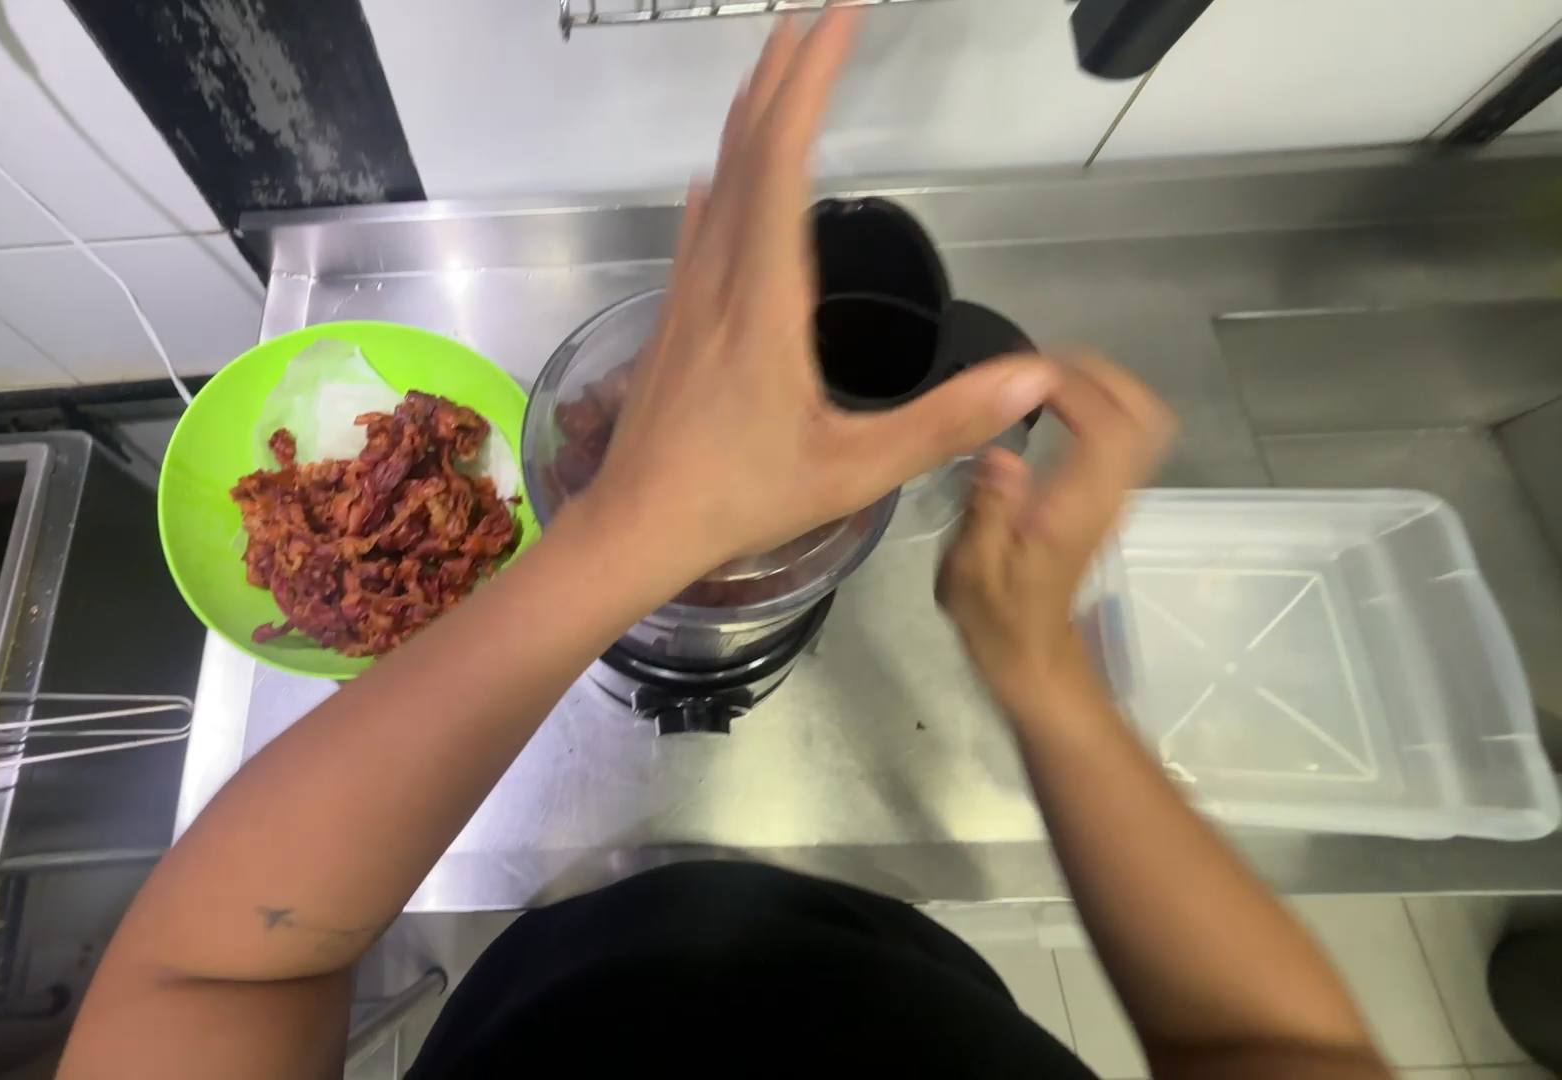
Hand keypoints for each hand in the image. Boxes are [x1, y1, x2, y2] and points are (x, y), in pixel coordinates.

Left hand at [579, 10, 1056, 580]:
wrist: (637, 525)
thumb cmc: (738, 501)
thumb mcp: (851, 472)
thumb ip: (941, 425)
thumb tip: (1034, 377)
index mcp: (763, 303)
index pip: (782, 162)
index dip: (809, 81)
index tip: (836, 16)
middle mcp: (716, 284)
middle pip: (743, 156)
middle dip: (780, 79)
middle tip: (814, 19)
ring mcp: (683, 301)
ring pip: (712, 190)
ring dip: (745, 126)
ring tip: (775, 77)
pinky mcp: (666, 326)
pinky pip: (692, 236)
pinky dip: (714, 191)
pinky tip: (714, 180)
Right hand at [938, 352, 1175, 715]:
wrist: (1035, 662)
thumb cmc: (997, 621)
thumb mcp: (973, 570)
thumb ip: (989, 508)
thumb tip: (999, 454)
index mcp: (1078, 510)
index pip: (1110, 426)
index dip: (1077, 384)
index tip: (1023, 373)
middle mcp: (1109, 497)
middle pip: (1145, 415)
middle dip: (1102, 375)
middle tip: (1041, 363)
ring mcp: (1113, 500)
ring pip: (1141, 423)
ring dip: (1101, 388)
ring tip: (1040, 379)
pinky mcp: (1102, 504)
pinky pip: (1120, 440)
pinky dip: (1096, 411)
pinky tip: (1048, 410)